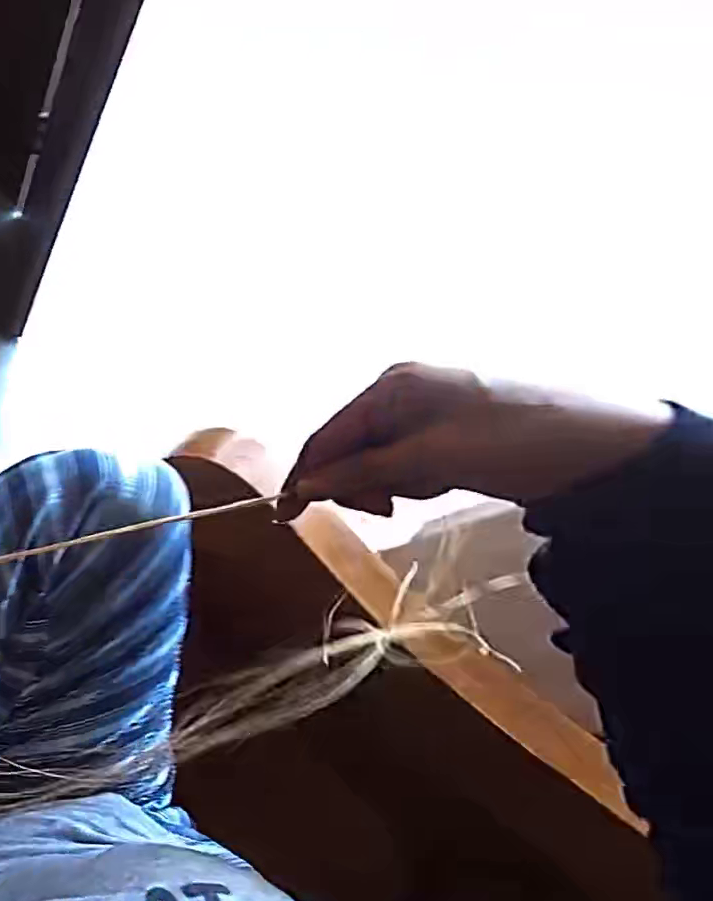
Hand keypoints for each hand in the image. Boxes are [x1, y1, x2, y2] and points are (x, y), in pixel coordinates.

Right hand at [278, 363, 670, 519]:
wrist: (614, 448)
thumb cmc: (514, 441)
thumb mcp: (426, 459)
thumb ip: (357, 473)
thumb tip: (301, 489)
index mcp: (390, 387)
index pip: (326, 437)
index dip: (306, 476)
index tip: (286, 513)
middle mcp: (398, 393)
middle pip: (346, 449)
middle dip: (360, 481)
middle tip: (384, 507)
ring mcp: (420, 410)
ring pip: (372, 459)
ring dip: (390, 482)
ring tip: (430, 488)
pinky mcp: (441, 429)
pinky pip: (400, 460)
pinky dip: (412, 478)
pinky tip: (443, 480)